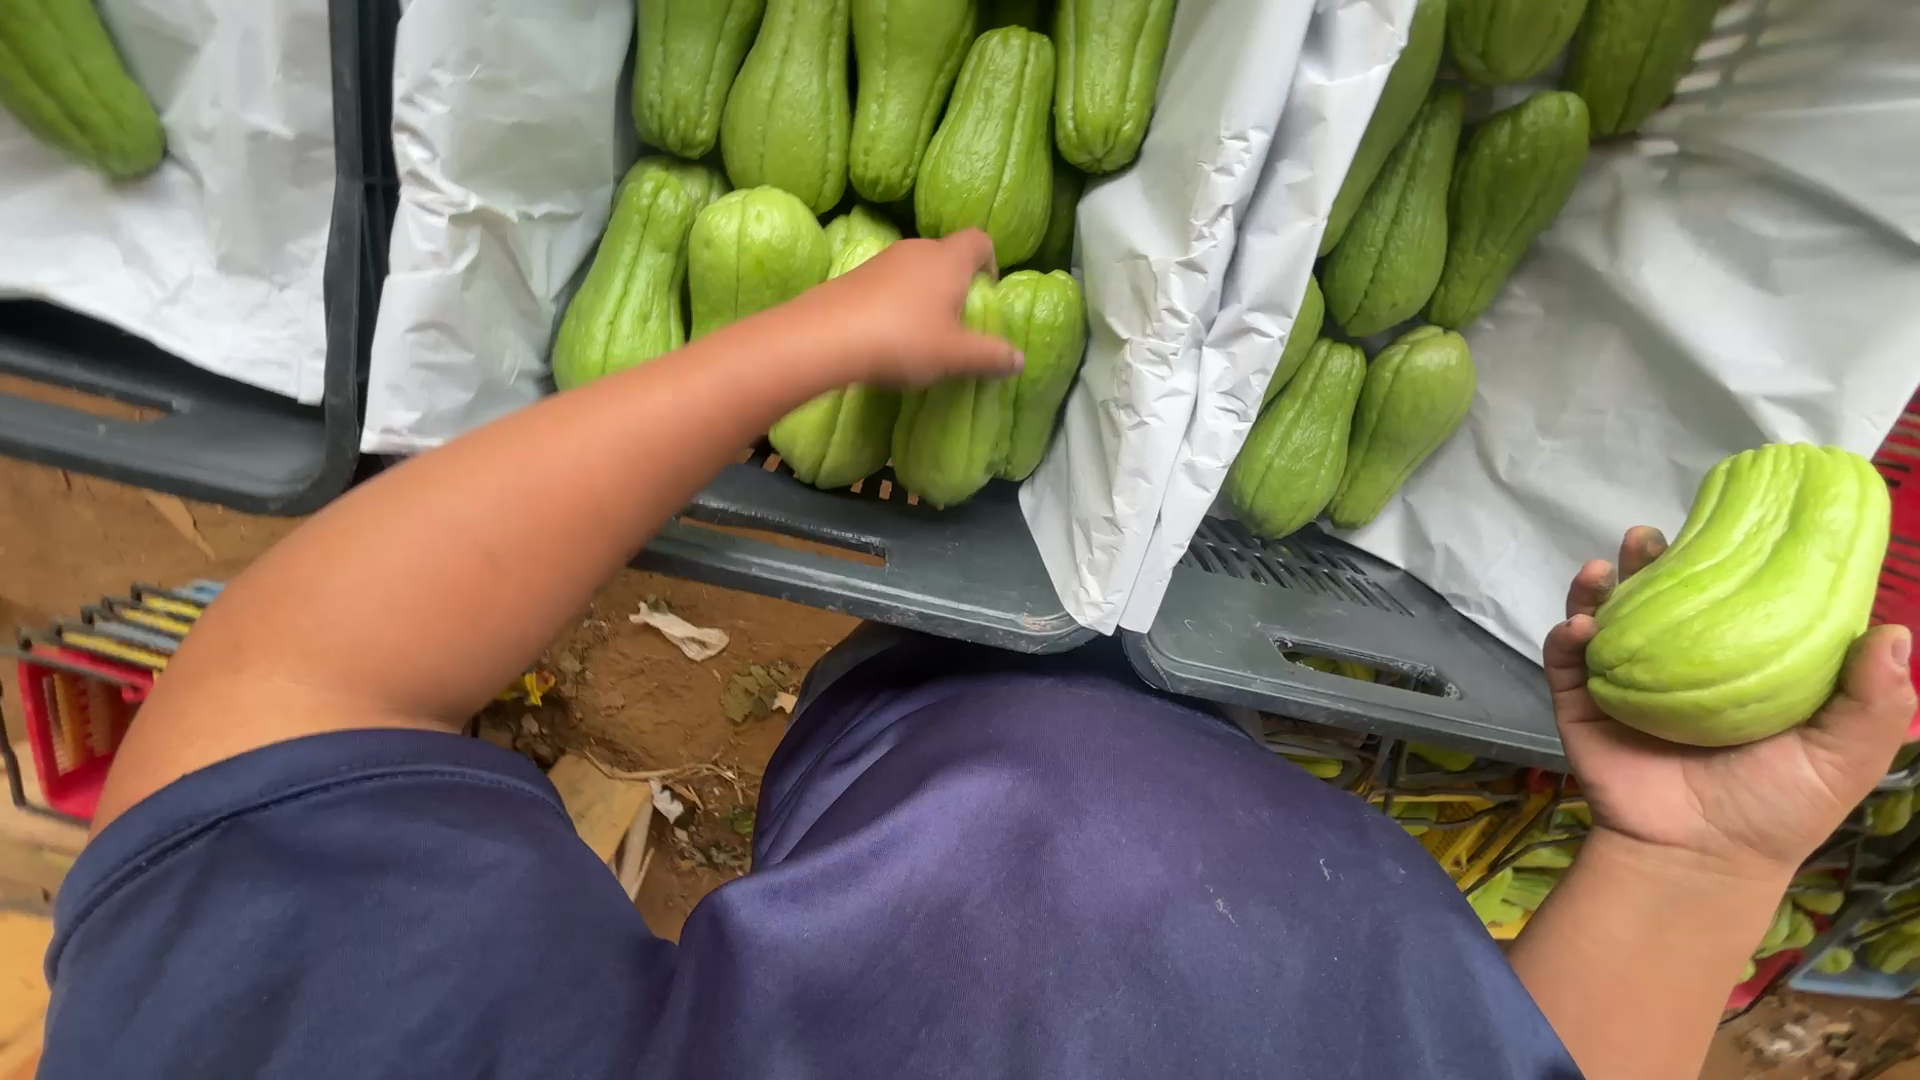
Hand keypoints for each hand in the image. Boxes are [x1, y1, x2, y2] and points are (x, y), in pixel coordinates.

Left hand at [793, 229, 1024, 386]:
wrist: (827, 337)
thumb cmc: (903, 339)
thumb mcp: (954, 355)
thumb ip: (990, 356)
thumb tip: (1020, 359)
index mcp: (949, 260)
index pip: (980, 240)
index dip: (990, 262)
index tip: (988, 291)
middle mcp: (917, 249)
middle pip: (947, 255)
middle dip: (957, 283)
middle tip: (958, 321)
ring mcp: (883, 260)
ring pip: (916, 270)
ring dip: (925, 294)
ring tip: (924, 333)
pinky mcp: (856, 276)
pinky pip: (889, 283)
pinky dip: (897, 302)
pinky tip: (890, 335)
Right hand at [1546, 527, 1916, 881]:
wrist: (1697, 852)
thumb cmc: (1778, 804)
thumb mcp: (1844, 756)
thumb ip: (1874, 702)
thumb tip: (1895, 627)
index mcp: (1729, 666)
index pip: (1723, 602)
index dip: (1723, 563)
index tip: (1728, 526)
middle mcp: (1671, 663)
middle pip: (1652, 598)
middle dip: (1645, 562)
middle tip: (1646, 534)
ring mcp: (1618, 679)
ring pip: (1601, 618)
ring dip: (1594, 589)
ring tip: (1600, 567)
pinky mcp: (1577, 699)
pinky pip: (1562, 660)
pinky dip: (1565, 637)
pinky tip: (1579, 627)